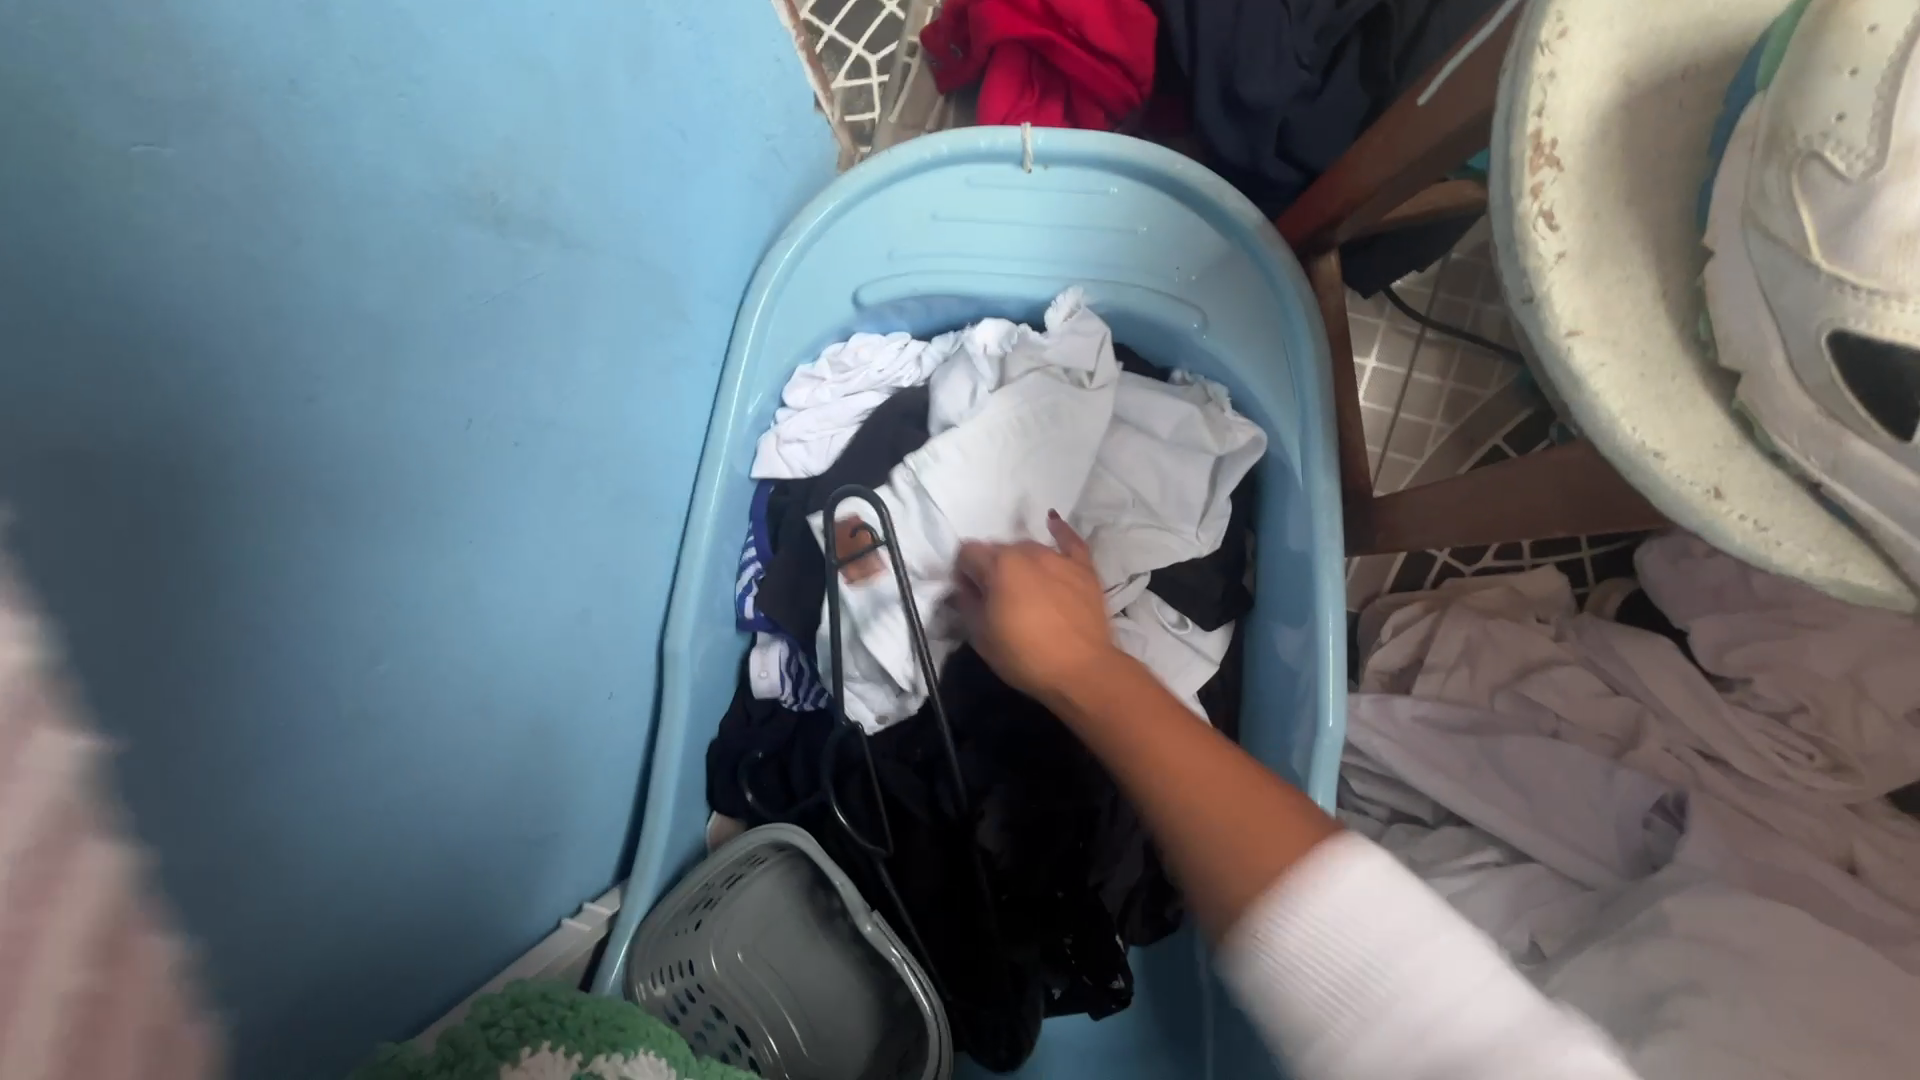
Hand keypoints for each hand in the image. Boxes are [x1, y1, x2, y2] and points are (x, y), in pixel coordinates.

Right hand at [951, 511, 1125, 705]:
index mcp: (997, 565)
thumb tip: (964, 586)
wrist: (1081, 670)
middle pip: (997, 549)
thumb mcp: (980, 635)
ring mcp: (1057, 557)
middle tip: (996, 598)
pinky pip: (1069, 540)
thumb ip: (966, 602)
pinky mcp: (1083, 568)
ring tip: (1023, 588)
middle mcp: (1026, 552)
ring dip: (1019, 562)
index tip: (969, 594)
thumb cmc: (1024, 655)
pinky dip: (1059, 531)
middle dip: (990, 567)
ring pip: (1028, 547)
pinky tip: (1052, 522)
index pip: (967, 553)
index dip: (963, 572)